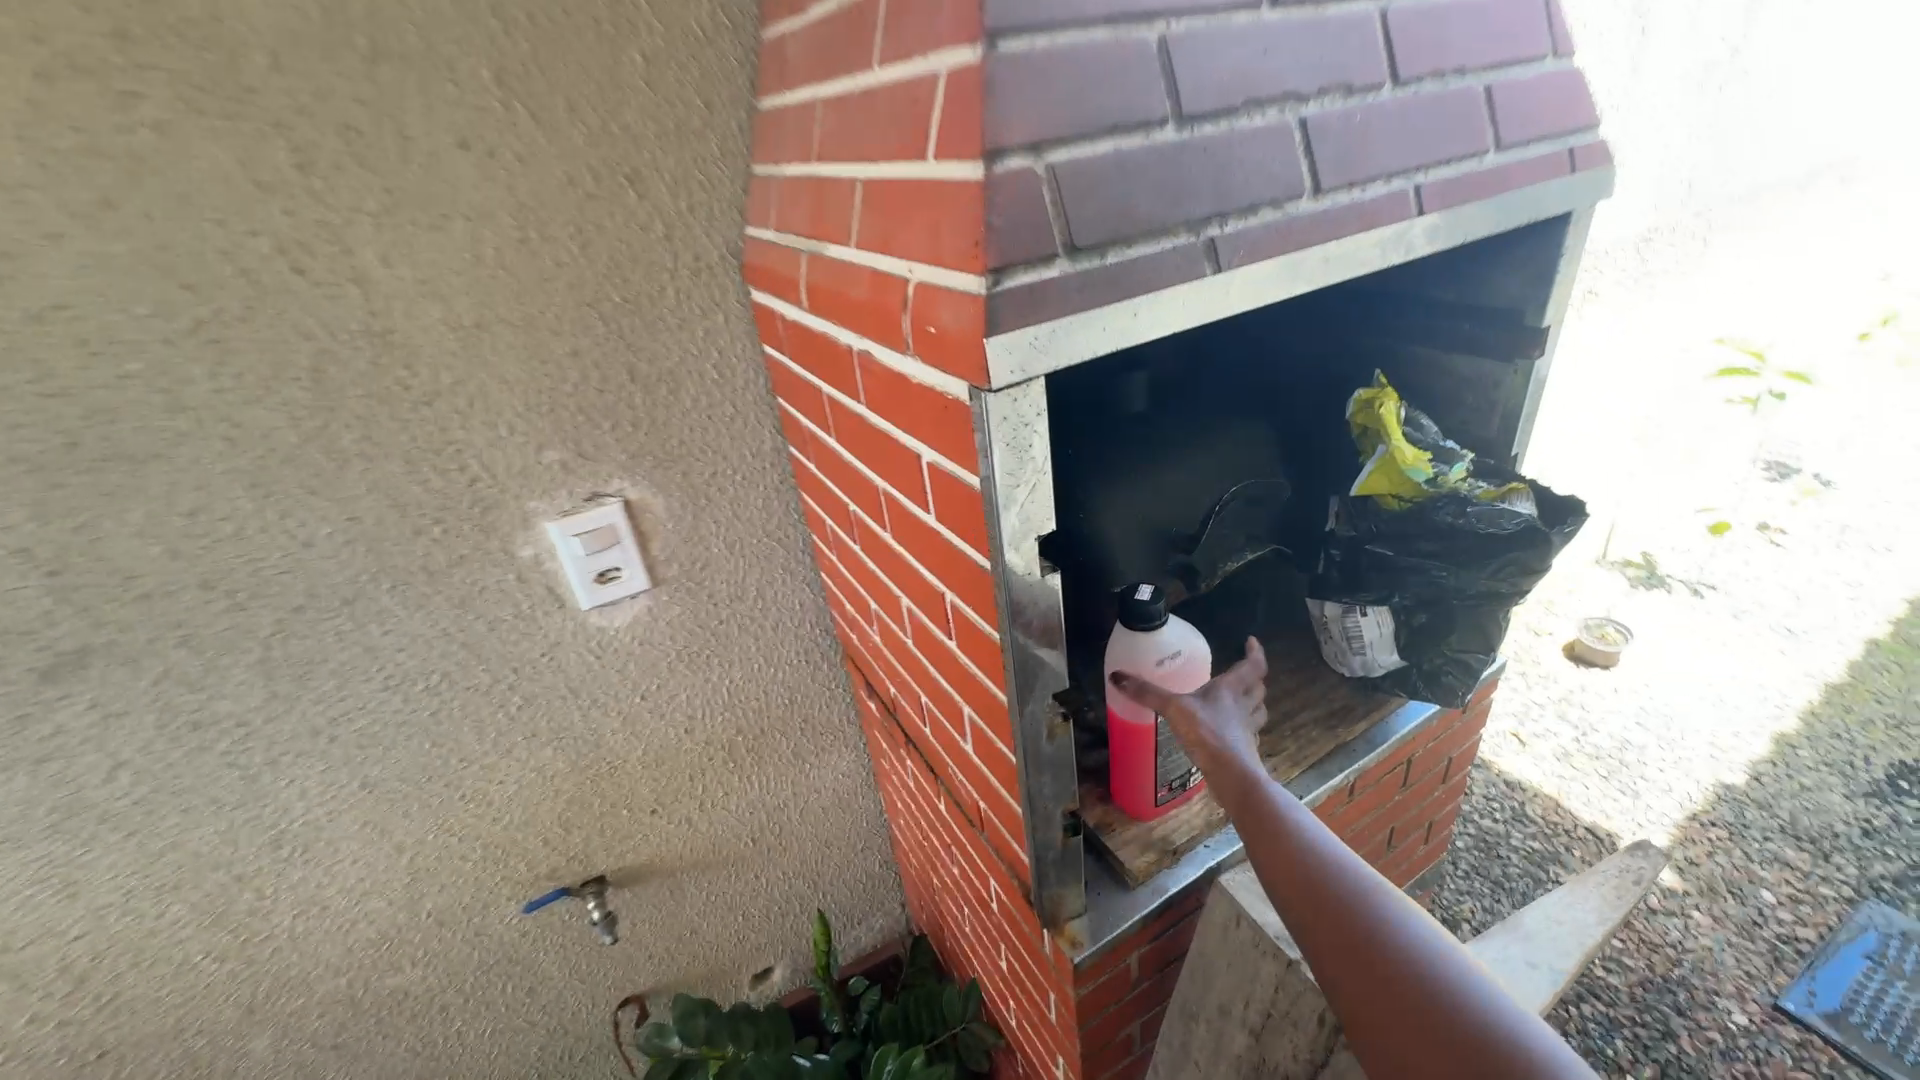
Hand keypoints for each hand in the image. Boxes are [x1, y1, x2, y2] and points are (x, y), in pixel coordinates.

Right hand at [1109, 636, 1269, 790]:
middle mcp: (1243, 706)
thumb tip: (1116, 676)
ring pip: (1258, 711)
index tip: (1250, 641)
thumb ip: (1148, 693)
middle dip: (1254, 679)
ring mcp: (1248, 730)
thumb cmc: (1208, 734)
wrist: (1232, 777)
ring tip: (1242, 701)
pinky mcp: (1246, 751)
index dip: (1254, 652)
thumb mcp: (1174, 709)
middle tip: (1244, 673)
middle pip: (1258, 688)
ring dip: (1254, 704)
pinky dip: (1245, 730)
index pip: (1253, 665)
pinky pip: (1249, 735)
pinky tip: (1233, 734)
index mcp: (1230, 690)